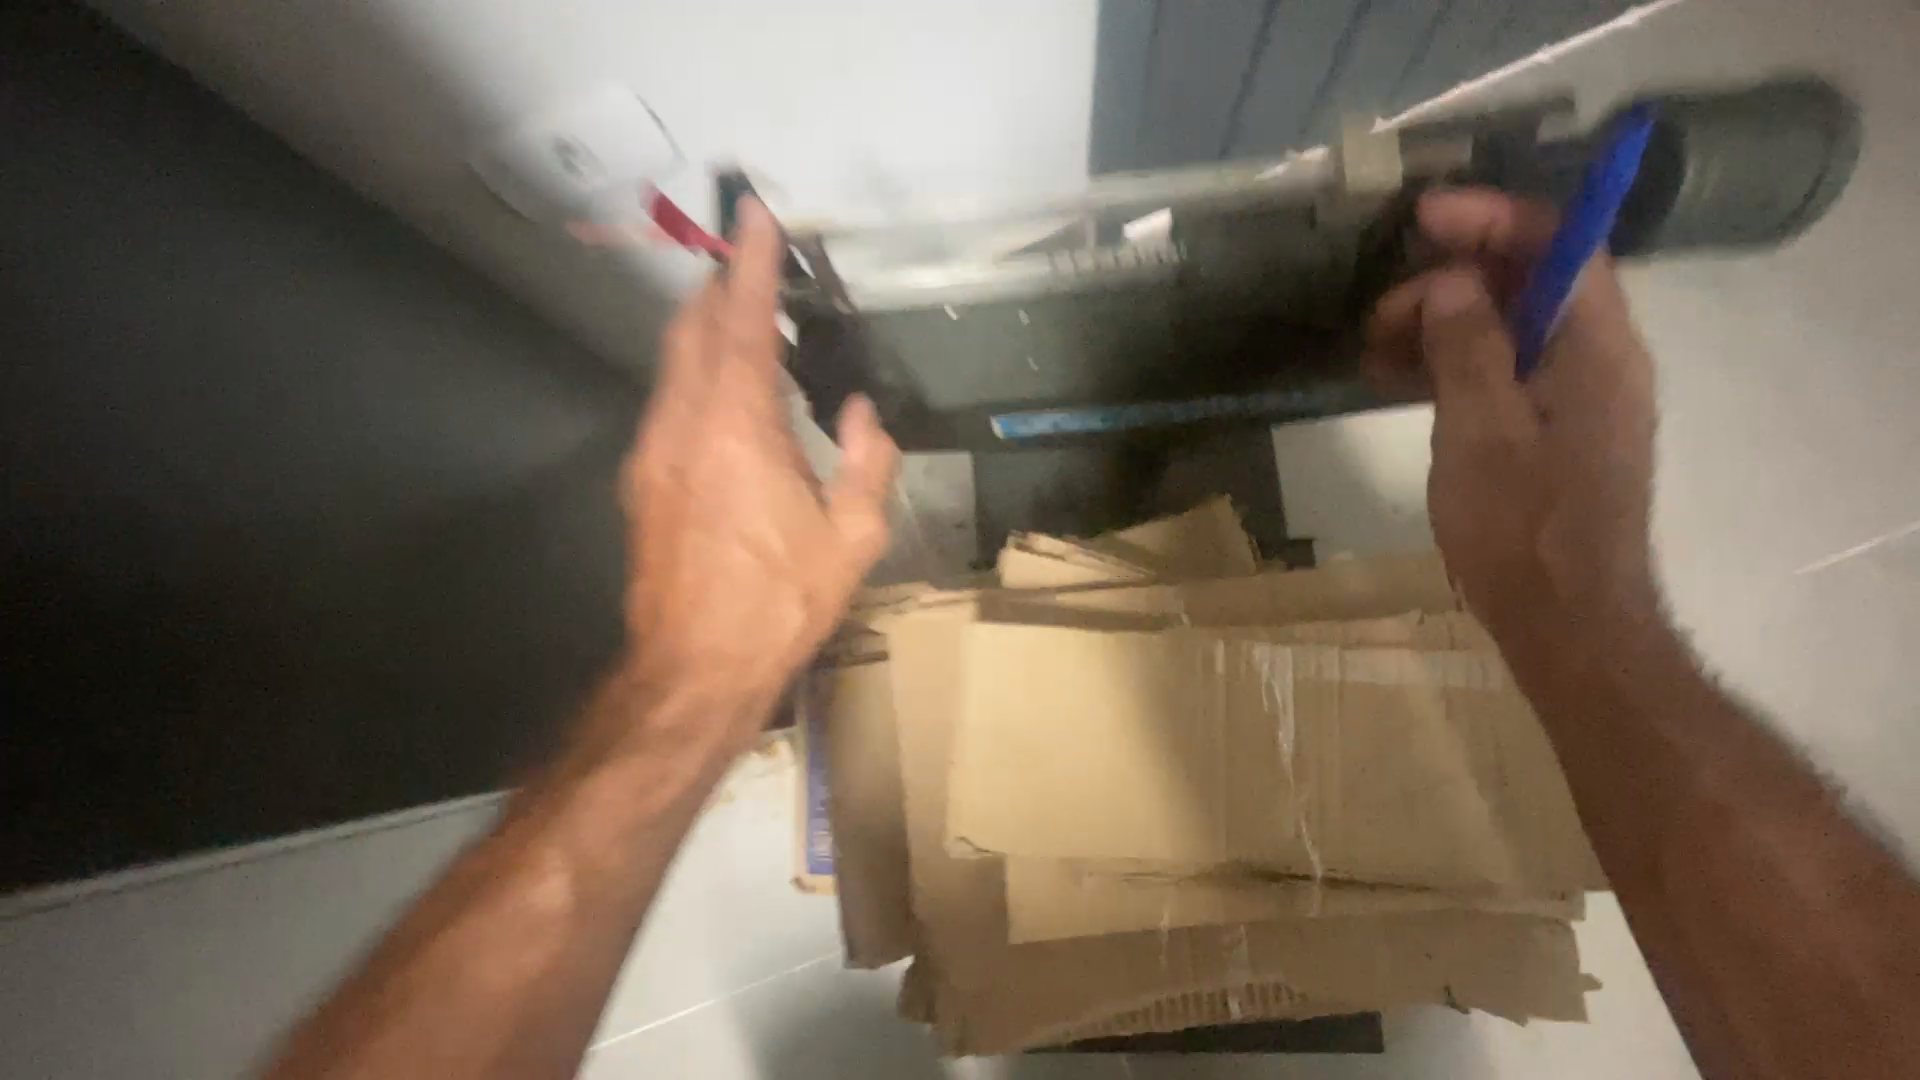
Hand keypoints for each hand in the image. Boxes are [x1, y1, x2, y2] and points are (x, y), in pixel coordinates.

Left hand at [619, 199, 899, 738]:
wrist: (695, 667)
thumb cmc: (781, 602)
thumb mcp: (853, 538)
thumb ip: (869, 462)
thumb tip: (866, 415)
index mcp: (739, 430)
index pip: (743, 323)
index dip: (751, 265)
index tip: (755, 214)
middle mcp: (683, 425)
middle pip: (692, 329)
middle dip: (721, 289)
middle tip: (756, 270)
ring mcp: (652, 452)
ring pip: (673, 365)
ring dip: (707, 332)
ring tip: (750, 329)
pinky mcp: (642, 481)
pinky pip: (668, 402)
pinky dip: (696, 376)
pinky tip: (728, 399)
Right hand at [1363, 190, 1660, 646]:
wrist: (1561, 616)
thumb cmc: (1519, 526)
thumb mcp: (1480, 431)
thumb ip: (1468, 347)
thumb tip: (1454, 281)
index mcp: (1596, 349)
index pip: (1559, 246)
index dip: (1492, 218)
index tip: (1421, 217)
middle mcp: (1596, 360)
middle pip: (1529, 283)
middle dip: (1450, 282)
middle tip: (1377, 316)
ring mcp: (1573, 397)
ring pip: (1506, 328)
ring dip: (1440, 326)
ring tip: (1372, 350)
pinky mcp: (1547, 430)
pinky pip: (1498, 370)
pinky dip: (1448, 364)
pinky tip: (1397, 380)